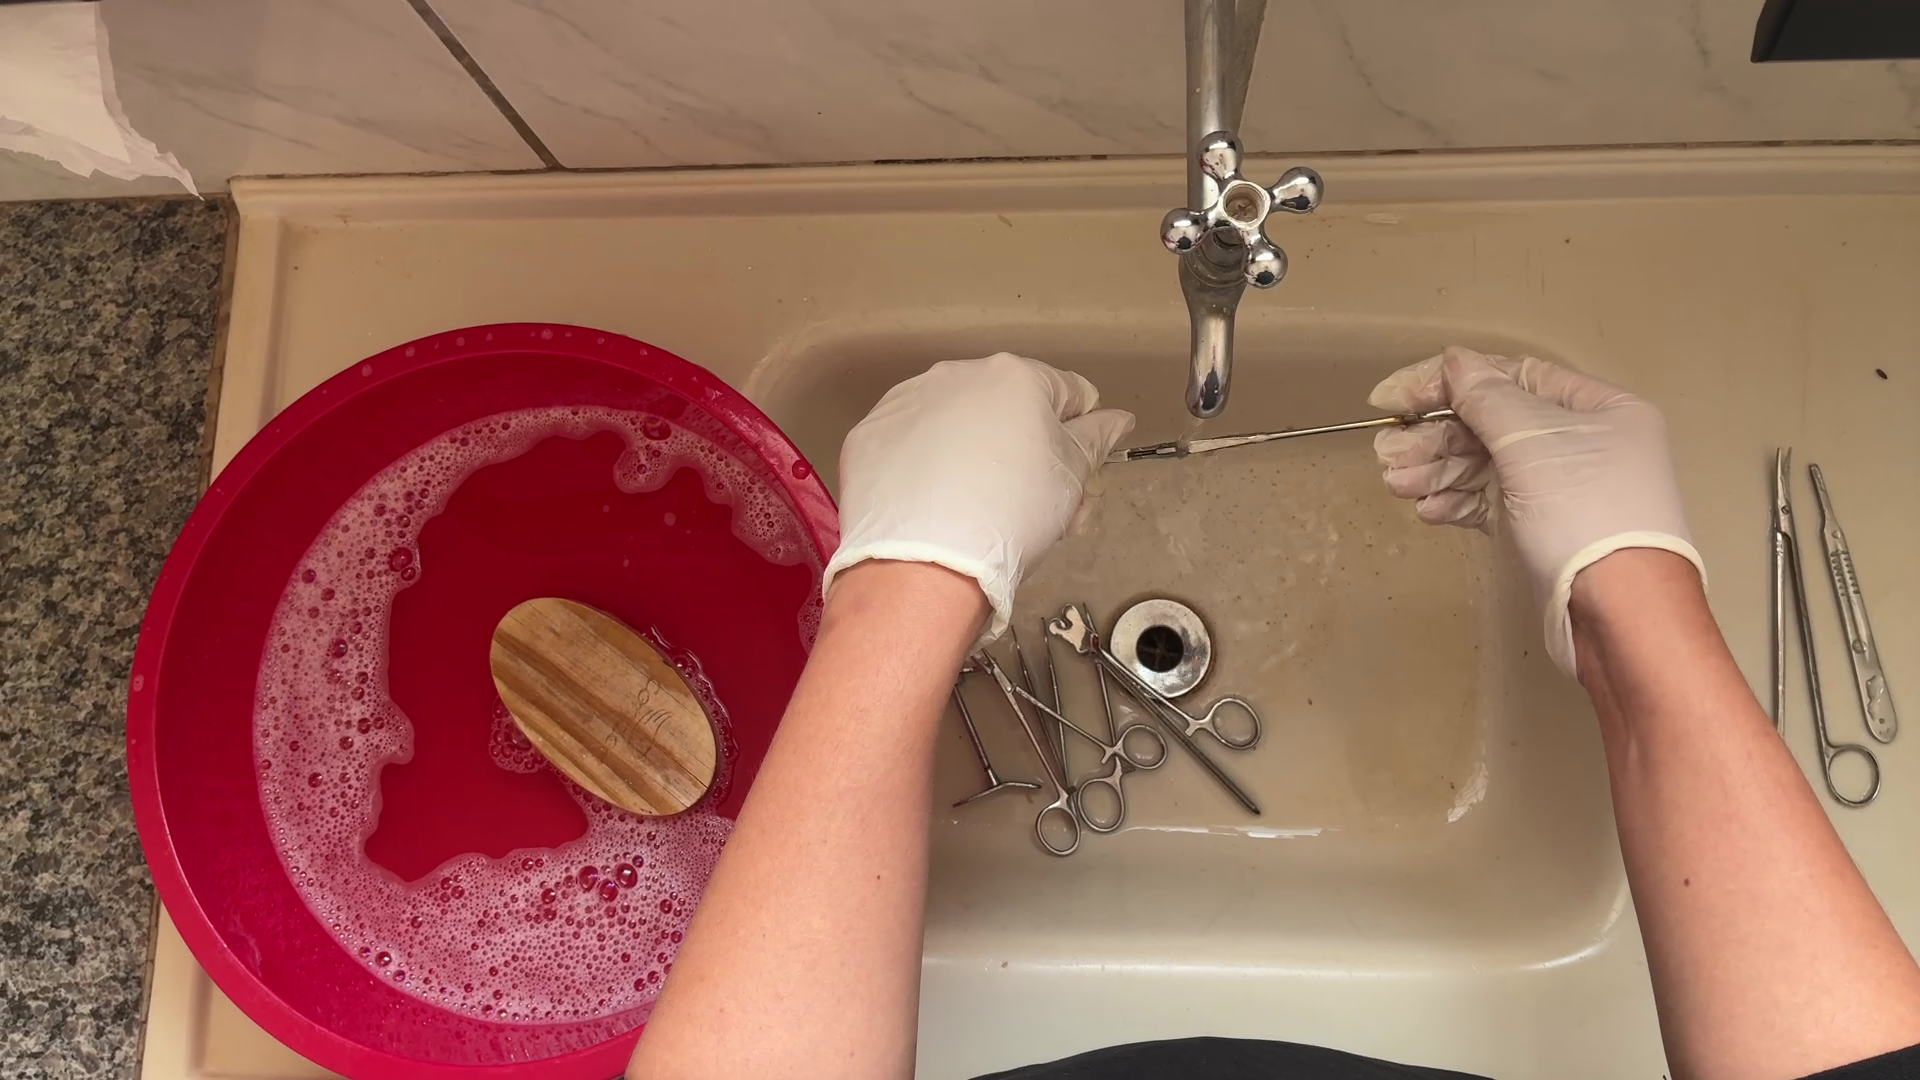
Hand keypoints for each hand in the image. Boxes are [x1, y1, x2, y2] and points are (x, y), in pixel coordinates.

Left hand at [823, 353, 1134, 644]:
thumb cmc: (1012, 515)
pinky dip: (924, 467)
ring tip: (972, 509)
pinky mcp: (868, 436)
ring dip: (973, 452)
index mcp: (1016, 377)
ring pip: (955, 422)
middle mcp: (957, 375)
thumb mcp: (1071, 479)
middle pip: (1007, 407)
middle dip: (1025, 447)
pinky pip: (909, 445)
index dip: (1079, 434)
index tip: (1072, 474)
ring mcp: (906, 403)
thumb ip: (1097, 438)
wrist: (925, 564)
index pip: (1068, 393)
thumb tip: (1117, 417)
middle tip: (1028, 504)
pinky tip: (930, 505)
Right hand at [1367, 345, 1703, 675]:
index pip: (1507, 377)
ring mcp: (1550, 485)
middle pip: (1484, 423)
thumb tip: (1454, 360)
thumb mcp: (1532, 441)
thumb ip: (1487, 397)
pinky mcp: (1530, 522)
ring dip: (1431, 471)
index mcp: (1592, 408)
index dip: (1445, 382)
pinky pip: (1480, 499)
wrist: (1613, 608)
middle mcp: (1573, 441)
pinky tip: (1429, 511)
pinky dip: (1451, 502)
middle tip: (1387, 453)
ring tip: (1397, 485)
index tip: (1392, 397)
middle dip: (1431, 438)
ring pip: (1475, 464)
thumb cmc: (1585, 514)